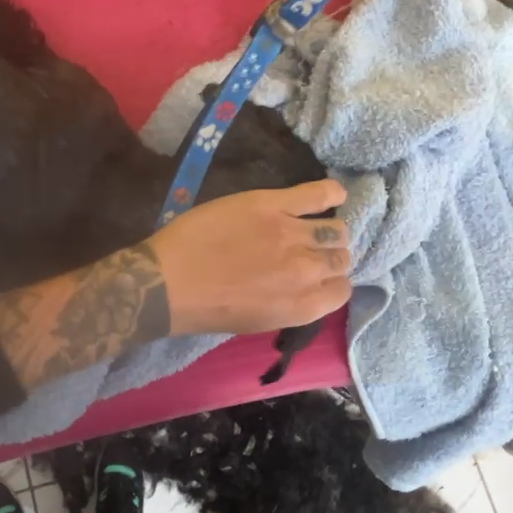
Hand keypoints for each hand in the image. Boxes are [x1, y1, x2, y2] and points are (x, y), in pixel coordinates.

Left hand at [150, 179, 352, 336]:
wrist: (170, 282)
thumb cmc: (206, 309)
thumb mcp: (258, 320)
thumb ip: (290, 302)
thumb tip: (307, 287)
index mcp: (303, 306)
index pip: (342, 290)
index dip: (332, 281)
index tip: (320, 276)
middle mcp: (307, 271)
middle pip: (340, 258)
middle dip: (331, 256)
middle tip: (312, 251)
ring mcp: (291, 233)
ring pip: (334, 229)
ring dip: (329, 230)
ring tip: (315, 227)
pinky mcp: (271, 205)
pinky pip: (315, 194)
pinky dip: (330, 192)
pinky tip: (335, 193)